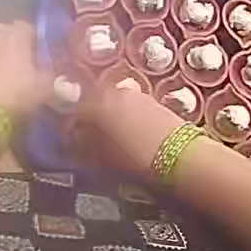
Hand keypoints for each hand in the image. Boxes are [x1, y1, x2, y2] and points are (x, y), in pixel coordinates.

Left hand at [0, 20, 51, 118]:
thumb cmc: (13, 94)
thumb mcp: (43, 91)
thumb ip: (59, 85)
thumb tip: (72, 88)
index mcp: (16, 30)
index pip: (34, 31)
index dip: (42, 48)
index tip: (48, 65)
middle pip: (10, 41)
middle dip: (19, 56)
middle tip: (29, 78)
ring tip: (8, 89)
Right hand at [78, 83, 192, 179]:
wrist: (182, 156)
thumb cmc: (137, 158)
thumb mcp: (104, 156)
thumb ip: (85, 144)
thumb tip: (75, 139)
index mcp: (99, 104)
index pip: (75, 109)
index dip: (70, 125)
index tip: (69, 139)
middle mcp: (116, 92)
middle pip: (94, 100)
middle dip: (88, 116)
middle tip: (87, 135)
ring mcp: (136, 94)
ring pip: (112, 100)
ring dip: (106, 113)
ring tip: (107, 133)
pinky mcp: (152, 100)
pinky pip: (128, 104)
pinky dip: (122, 113)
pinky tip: (126, 130)